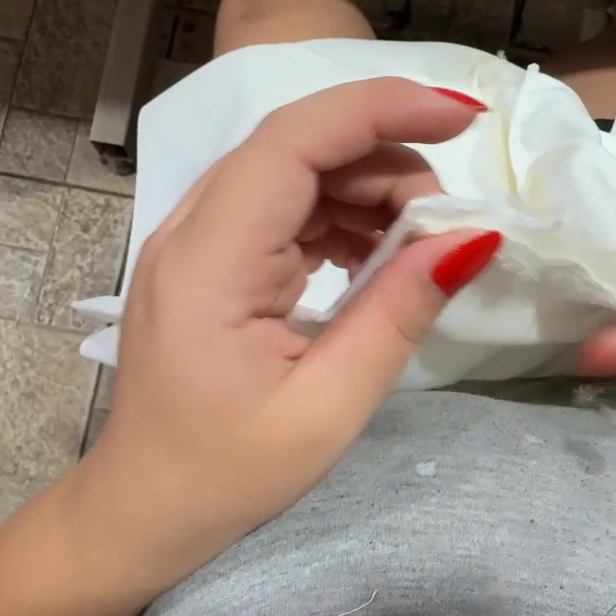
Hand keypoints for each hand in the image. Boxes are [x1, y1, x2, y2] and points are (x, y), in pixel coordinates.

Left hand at [81, 79, 502, 568]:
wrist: (144, 507)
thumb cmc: (227, 474)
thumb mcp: (326, 407)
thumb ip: (397, 315)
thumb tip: (471, 239)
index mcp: (209, 262)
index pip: (295, 140)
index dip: (381, 109)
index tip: (463, 118)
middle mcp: (193, 230)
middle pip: (299, 147)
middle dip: (387, 162)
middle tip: (447, 224)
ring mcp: (197, 240)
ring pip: (296, 172)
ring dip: (369, 191)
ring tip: (418, 248)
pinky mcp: (212, 258)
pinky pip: (284, 209)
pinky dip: (342, 219)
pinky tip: (376, 259)